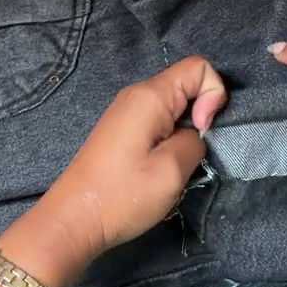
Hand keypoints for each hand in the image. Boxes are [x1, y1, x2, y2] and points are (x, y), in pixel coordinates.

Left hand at [3, 57, 222, 286]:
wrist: (73, 219)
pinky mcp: (122, 129)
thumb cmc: (122, 194)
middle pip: (186, 84)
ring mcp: (127, 111)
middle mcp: (137, 94)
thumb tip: (193, 135)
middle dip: (200, 114)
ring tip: (172, 164)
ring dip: (184, 131)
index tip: (202, 130)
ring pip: (173, 105)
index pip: (198, 67)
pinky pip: (158, 119)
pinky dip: (169, 137)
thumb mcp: (172, 171)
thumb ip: (195, 141)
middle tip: (188, 153)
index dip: (213, 94)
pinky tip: (157, 166)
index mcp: (150, 96)